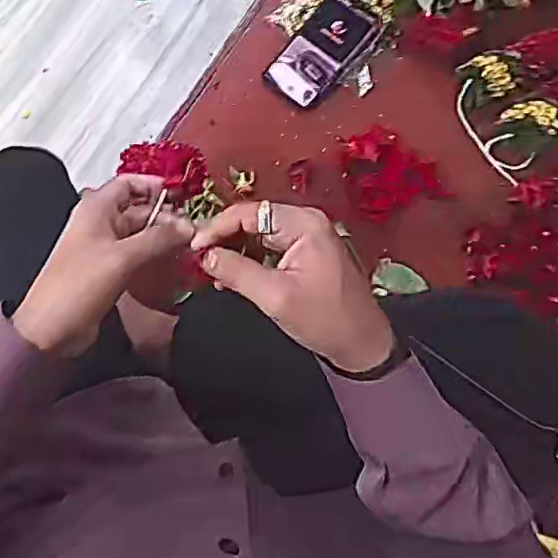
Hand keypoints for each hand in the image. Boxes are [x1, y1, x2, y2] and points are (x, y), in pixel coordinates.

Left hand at [11, 175, 192, 356]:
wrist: (50, 329)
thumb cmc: (75, 287)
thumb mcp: (122, 257)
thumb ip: (158, 238)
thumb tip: (186, 227)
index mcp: (96, 208)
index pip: (129, 182)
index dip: (155, 185)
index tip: (181, 193)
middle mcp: (100, 223)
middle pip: (139, 208)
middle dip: (166, 215)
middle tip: (192, 226)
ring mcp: (104, 247)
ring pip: (141, 233)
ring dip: (163, 236)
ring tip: (189, 243)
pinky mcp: (109, 269)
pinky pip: (137, 254)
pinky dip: (155, 254)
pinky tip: (173, 260)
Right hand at [191, 201, 396, 372]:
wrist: (363, 344)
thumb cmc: (324, 319)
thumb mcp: (275, 297)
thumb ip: (236, 271)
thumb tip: (204, 255)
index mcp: (304, 223)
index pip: (250, 213)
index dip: (218, 227)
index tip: (195, 247)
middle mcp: (307, 220)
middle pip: (254, 219)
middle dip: (225, 238)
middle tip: (199, 259)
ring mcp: (308, 234)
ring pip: (259, 233)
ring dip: (235, 250)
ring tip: (212, 270)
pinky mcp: (307, 249)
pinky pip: (270, 245)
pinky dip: (250, 258)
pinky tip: (232, 275)